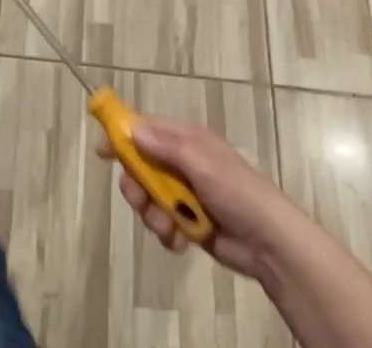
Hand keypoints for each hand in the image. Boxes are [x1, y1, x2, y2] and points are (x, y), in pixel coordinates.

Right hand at [99, 116, 299, 278]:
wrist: (269, 243)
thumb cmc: (238, 193)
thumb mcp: (203, 164)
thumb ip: (167, 146)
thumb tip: (132, 128)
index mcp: (188, 140)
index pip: (147, 129)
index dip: (123, 136)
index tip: (102, 151)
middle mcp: (184, 163)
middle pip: (141, 167)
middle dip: (137, 187)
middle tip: (141, 200)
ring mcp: (186, 193)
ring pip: (149, 198)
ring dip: (153, 215)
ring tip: (170, 227)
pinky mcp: (189, 221)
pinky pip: (163, 222)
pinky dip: (167, 232)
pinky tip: (180, 241)